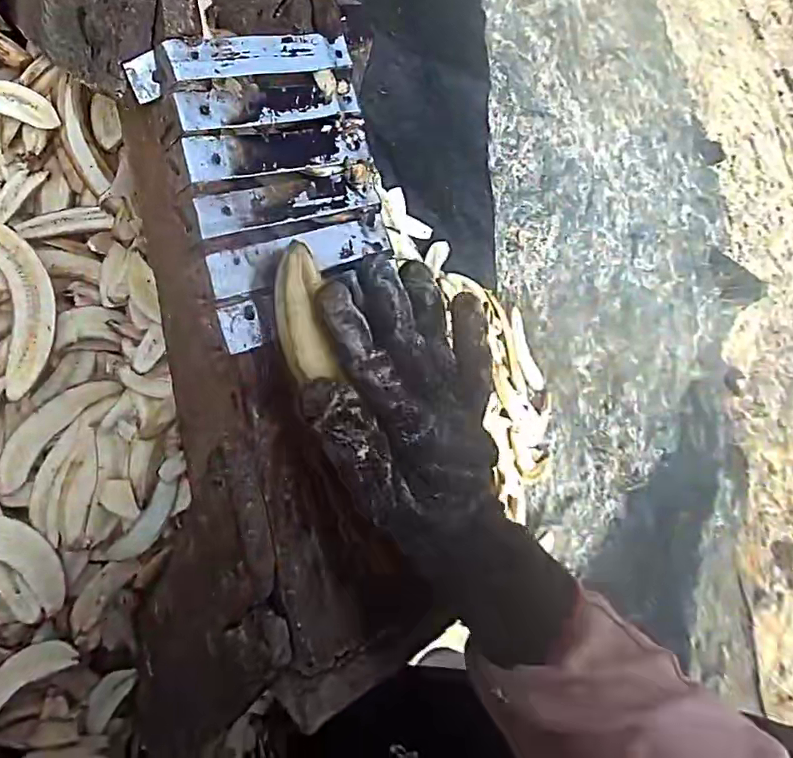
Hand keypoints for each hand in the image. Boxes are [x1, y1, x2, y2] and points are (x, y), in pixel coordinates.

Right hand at [300, 255, 576, 665]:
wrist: (464, 529)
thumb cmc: (404, 507)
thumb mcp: (365, 485)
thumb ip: (343, 438)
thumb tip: (313, 388)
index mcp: (400, 420)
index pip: (367, 361)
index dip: (346, 324)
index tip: (327, 288)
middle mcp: (432, 398)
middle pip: (406, 337)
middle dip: (385, 296)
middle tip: (364, 263)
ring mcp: (458, 394)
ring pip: (441, 337)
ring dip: (426, 300)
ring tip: (407, 266)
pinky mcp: (476, 396)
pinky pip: (479, 356)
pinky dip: (474, 327)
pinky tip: (467, 298)